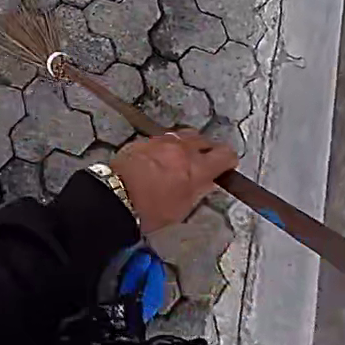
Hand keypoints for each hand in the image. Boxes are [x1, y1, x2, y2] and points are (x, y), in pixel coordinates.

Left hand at [110, 130, 237, 232]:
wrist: (116, 195)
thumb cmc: (150, 209)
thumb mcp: (182, 207)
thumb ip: (199, 189)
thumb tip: (208, 180)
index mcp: (196, 167)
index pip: (224, 154)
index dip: (229, 161)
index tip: (228, 166)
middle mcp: (181, 148)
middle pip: (204, 139)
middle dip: (208, 150)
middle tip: (206, 162)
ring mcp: (162, 141)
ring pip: (183, 135)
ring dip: (188, 145)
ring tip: (184, 160)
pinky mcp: (145, 140)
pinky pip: (163, 139)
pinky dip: (168, 146)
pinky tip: (163, 159)